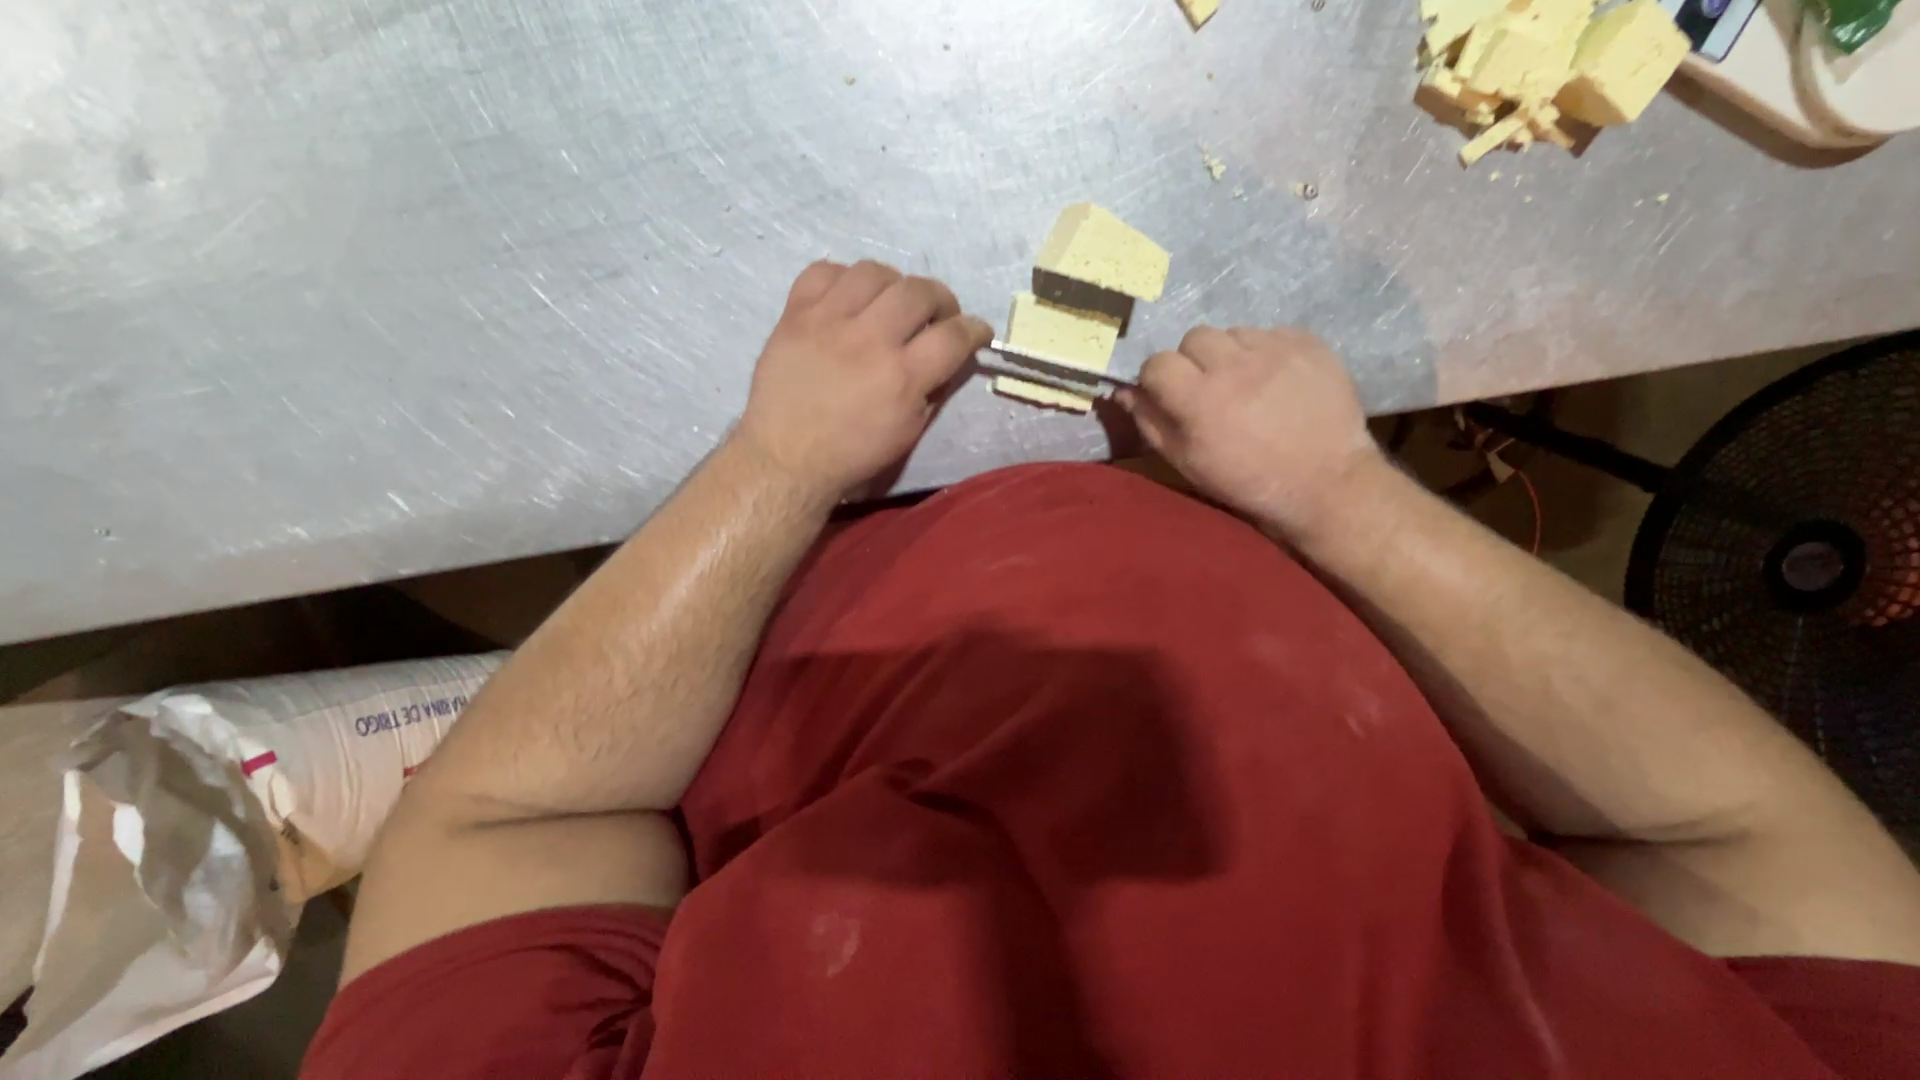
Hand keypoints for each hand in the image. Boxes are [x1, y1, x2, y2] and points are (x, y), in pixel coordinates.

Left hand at [735, 260, 992, 501]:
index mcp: (902, 377)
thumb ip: (932, 390)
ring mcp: (829, 322)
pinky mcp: (795, 314)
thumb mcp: (908, 432)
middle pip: (919, 291)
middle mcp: (870, 340)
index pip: (954, 334)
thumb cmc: (852, 454)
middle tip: (937, 315)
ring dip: (893, 283)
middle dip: (941, 299)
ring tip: (891, 302)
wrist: (786, 457)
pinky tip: (848, 299)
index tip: (976, 331)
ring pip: (874, 272)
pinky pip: (823, 271)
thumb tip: (948, 358)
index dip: (975, 329)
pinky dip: (842, 279)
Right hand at [1117, 326, 1382, 540]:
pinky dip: (1267, 352)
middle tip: (1210, 388)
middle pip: (1193, 338)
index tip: (1170, 395)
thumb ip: (1151, 423)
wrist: (1325, 483)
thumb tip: (1123, 391)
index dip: (1159, 379)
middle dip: (1195, 362)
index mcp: (1200, 399)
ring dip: (1231, 354)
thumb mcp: (1188, 463)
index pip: (1157, 362)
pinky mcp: (1308, 344)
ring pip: (1233, 332)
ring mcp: (1275, 350)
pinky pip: (1271, 333)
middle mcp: (1234, 365)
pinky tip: (1276, 380)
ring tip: (1247, 383)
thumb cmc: (1247, 481)